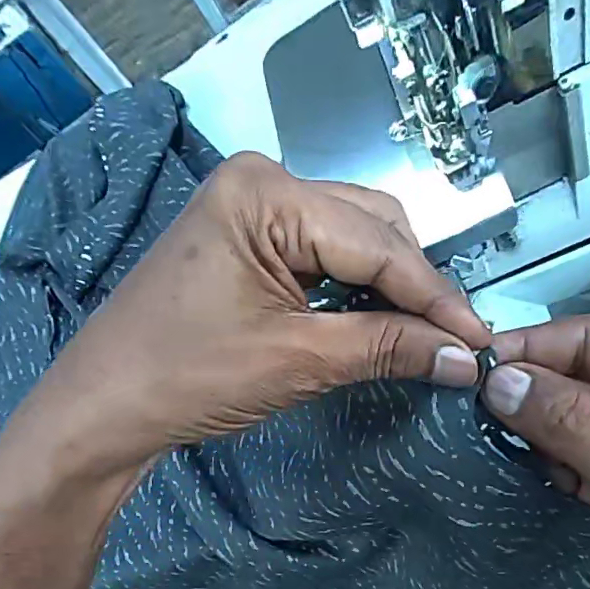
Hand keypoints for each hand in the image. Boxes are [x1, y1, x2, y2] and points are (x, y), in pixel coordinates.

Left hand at [27, 152, 493, 475]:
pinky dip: (367, 289)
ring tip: (427, 336)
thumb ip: (390, 348)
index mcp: (267, 195)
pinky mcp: (257, 239)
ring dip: (398, 288)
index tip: (482, 342)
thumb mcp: (302, 360)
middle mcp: (266, 182)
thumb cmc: (190, 377)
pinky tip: (386, 321)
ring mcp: (258, 208)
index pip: (382, 246)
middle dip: (421, 289)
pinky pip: (334, 254)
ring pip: (362, 238)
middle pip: (379, 229)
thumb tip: (465, 358)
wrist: (107, 406)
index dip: (439, 299)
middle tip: (455, 343)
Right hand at [480, 316, 589, 588]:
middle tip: (465, 410)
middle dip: (529, 394)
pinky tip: (522, 468)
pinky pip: (574, 454)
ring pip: (569, 416)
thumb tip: (499, 381)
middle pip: (576, 375)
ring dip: (534, 431)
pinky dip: (550, 463)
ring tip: (482, 438)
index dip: (531, 349)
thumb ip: (571, 423)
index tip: (469, 366)